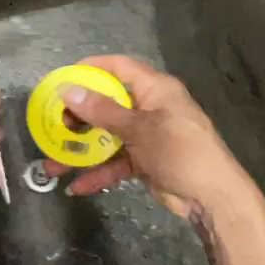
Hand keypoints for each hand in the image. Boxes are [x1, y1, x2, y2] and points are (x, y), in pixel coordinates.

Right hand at [44, 55, 257, 218]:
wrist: (212, 196)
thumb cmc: (179, 151)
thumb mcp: (139, 129)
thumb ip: (102, 111)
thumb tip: (68, 90)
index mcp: (155, 89)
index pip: (119, 67)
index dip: (91, 68)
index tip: (63, 78)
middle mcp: (149, 108)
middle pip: (107, 105)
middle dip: (78, 117)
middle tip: (54, 125)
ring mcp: (146, 136)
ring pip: (106, 137)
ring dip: (81, 151)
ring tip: (52, 164)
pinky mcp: (144, 161)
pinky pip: (115, 162)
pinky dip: (98, 174)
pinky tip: (76, 187)